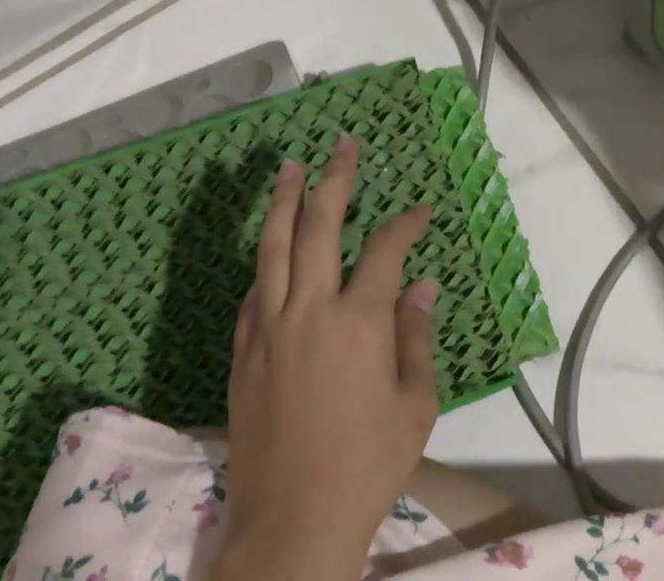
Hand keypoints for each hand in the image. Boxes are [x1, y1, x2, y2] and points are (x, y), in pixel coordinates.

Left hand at [215, 135, 439, 580]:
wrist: (293, 518)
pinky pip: (252, 291)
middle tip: (341, 145)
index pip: (386, 250)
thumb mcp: (416, 402)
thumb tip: (421, 285)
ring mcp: (268, 328)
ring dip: (284, 203)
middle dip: (334, 180)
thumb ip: (416, 336)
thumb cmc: (369, 463)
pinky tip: (271, 247)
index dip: (406, 223)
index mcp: (360, 321)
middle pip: (320, 227)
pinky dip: (265, 261)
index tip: (421, 210)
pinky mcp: (242, 352)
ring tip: (289, 167)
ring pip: (273, 248)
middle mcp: (309, 310)